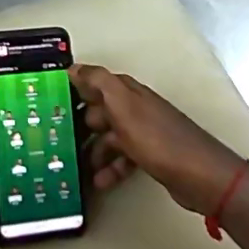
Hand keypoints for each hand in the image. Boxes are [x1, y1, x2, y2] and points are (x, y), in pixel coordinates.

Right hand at [70, 64, 245, 214]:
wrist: (199, 175)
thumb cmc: (158, 138)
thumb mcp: (124, 105)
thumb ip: (99, 82)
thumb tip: (75, 67)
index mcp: (127, 92)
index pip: (94, 82)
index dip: (73, 89)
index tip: (50, 100)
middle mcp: (134, 108)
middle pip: (99, 112)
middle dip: (78, 125)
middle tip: (58, 140)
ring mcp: (142, 133)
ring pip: (108, 137)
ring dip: (93, 152)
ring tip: (77, 168)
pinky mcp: (149, 155)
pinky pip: (122, 158)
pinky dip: (110, 168)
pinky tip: (100, 181)